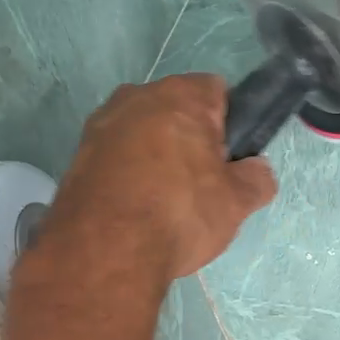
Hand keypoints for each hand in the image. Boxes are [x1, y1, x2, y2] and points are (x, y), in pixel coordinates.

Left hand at [0, 74, 275, 339]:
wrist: (107, 249)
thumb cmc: (181, 214)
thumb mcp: (237, 203)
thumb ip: (256, 180)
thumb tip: (259, 169)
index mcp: (180, 97)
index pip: (217, 90)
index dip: (232, 122)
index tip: (233, 159)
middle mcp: (136, 97)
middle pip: (177, 111)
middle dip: (193, 140)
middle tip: (206, 185)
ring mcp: (102, 125)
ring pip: (145, 134)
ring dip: (160, 158)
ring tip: (169, 203)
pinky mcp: (80, 156)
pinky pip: (119, 157)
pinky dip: (133, 176)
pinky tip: (141, 210)